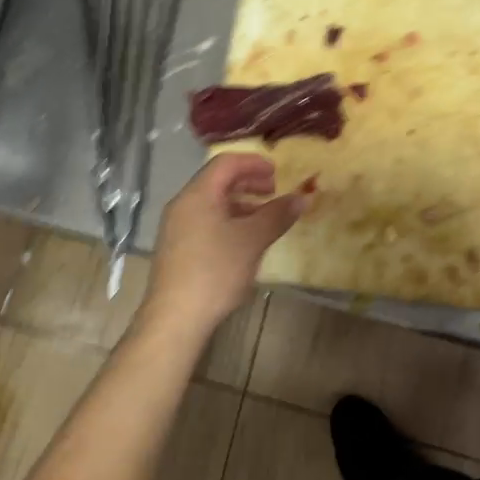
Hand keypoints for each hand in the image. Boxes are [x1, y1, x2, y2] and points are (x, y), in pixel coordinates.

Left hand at [141, 153, 305, 334]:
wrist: (175, 317)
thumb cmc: (215, 271)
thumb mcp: (252, 240)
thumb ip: (278, 215)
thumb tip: (303, 196)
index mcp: (198, 195)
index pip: (225, 163)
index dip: (253, 162)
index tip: (277, 172)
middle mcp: (183, 205)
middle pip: (217, 181)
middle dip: (248, 182)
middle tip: (273, 191)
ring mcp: (176, 227)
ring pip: (212, 203)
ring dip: (240, 204)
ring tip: (263, 218)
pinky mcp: (177, 249)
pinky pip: (205, 221)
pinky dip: (228, 221)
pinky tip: (243, 242)